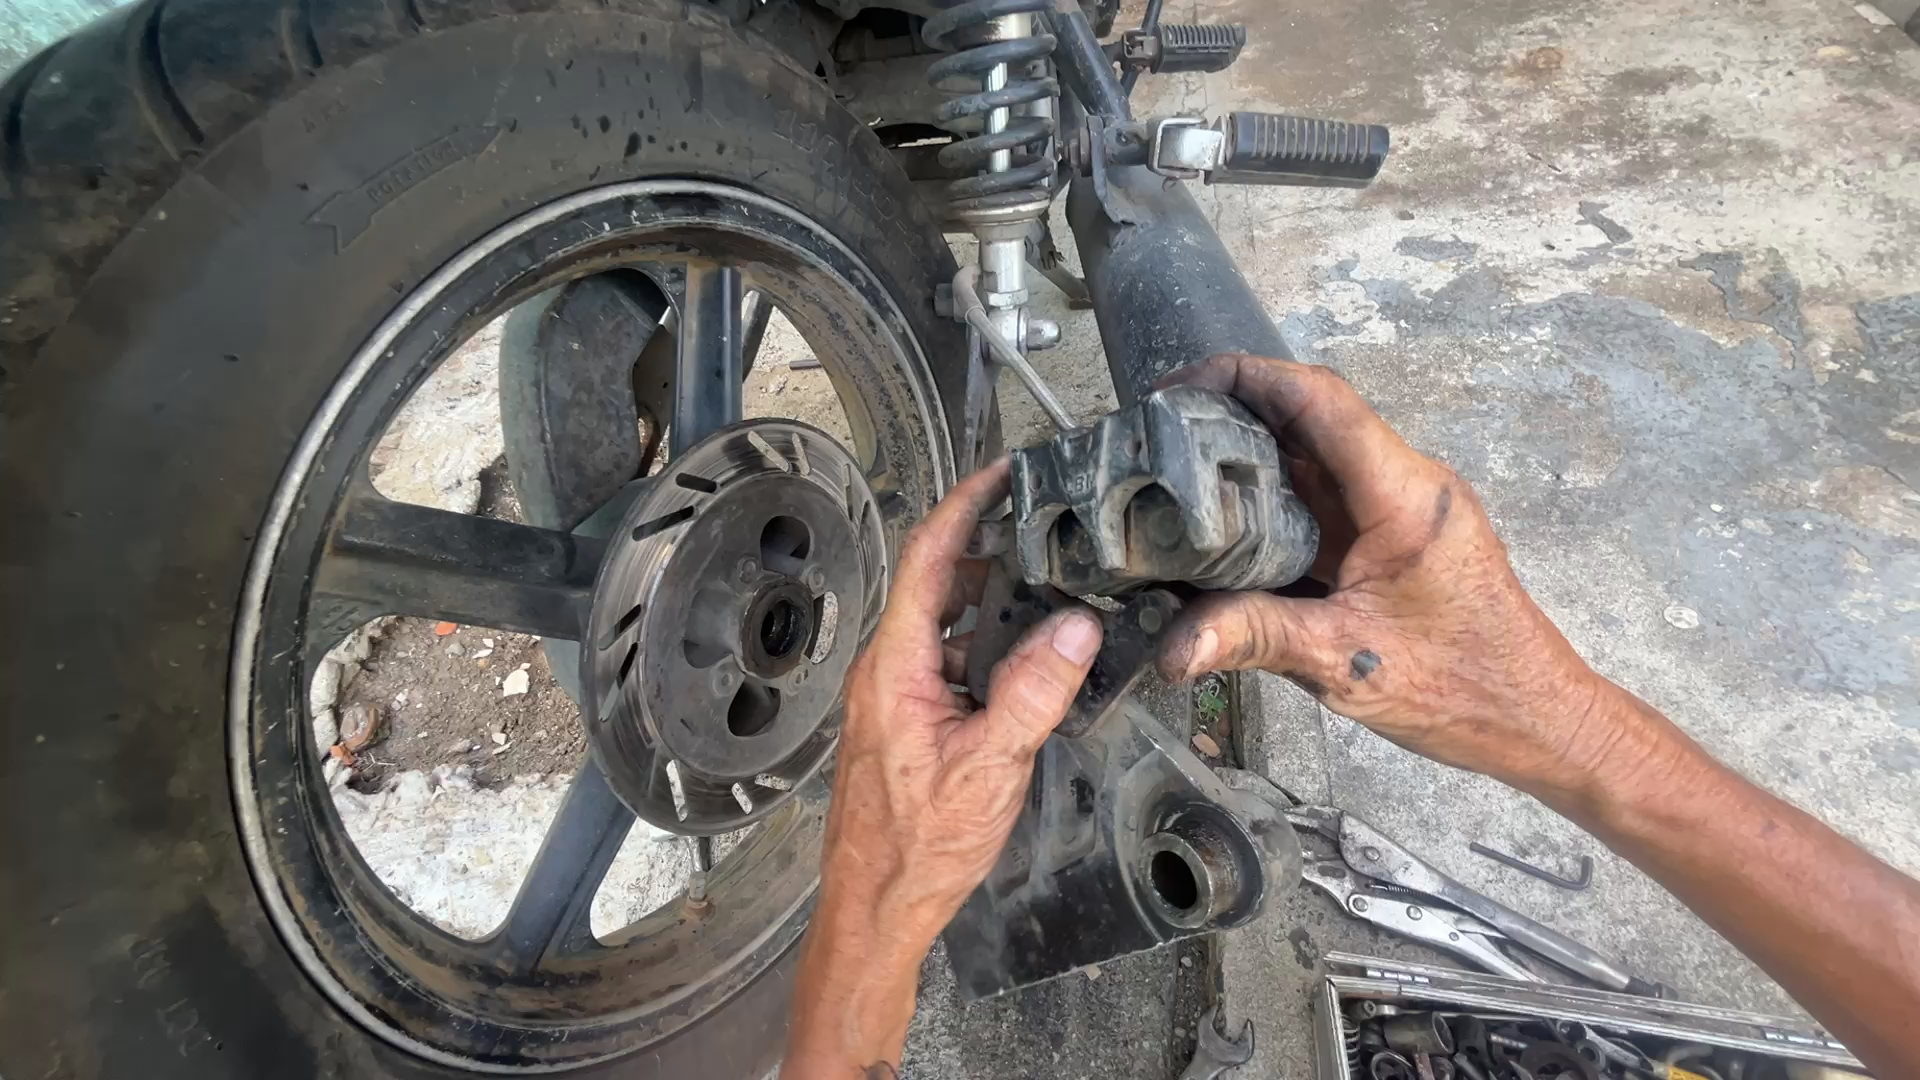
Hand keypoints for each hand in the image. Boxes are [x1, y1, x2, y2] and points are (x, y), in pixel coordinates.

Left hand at [782, 458, 1102, 1077]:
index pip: (926, 558)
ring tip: (1044, 581)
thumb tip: (1076, 625)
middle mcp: (888, 666)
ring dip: (988, 597)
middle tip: (1039, 523)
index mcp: (896, 663)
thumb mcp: (989, 765)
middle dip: (985, 545)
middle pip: (935, 582)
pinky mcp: (907, 714)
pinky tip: (1024, 655)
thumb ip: (1033, 692)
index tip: (999, 474)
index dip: (962, 507)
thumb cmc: (919, 844)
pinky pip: (947, 657)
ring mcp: (894, 690)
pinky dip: (983, 641)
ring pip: (943, 621)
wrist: (875, 905)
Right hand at [1155, 354, 1616, 791]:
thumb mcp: (1344, 661)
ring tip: (1169, 464)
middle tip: (1155, 430)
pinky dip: (1259, 492)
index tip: (1176, 389)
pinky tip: (1213, 515)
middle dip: (1228, 408)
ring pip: (1305, 452)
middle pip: (1306, 414)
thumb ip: (1254, 639)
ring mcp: (1387, 507)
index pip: (1320, 400)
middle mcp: (1396, 483)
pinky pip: (1310, 493)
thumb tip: (1167, 651)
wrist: (1534, 718)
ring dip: (1240, 449)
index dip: (1244, 377)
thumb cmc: (1460, 685)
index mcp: (1400, 494)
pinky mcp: (1377, 533)